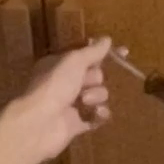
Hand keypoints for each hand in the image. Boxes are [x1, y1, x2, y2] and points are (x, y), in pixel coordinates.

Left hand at [6, 37, 112, 163]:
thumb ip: (92, 51)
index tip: (124, 52)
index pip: (86, 54)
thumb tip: (107, 39)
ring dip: (96, 96)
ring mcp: (70, 105)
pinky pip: (96, 116)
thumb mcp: (74, 61)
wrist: (38, 123)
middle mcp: (64, 83)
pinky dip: (99, 114)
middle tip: (87, 82)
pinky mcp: (76, 124)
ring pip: (97, 95)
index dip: (103, 53)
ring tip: (85, 101)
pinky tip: (97, 113)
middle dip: (96, 78)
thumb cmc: (54, 85)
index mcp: (60, 64)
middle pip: (94, 75)